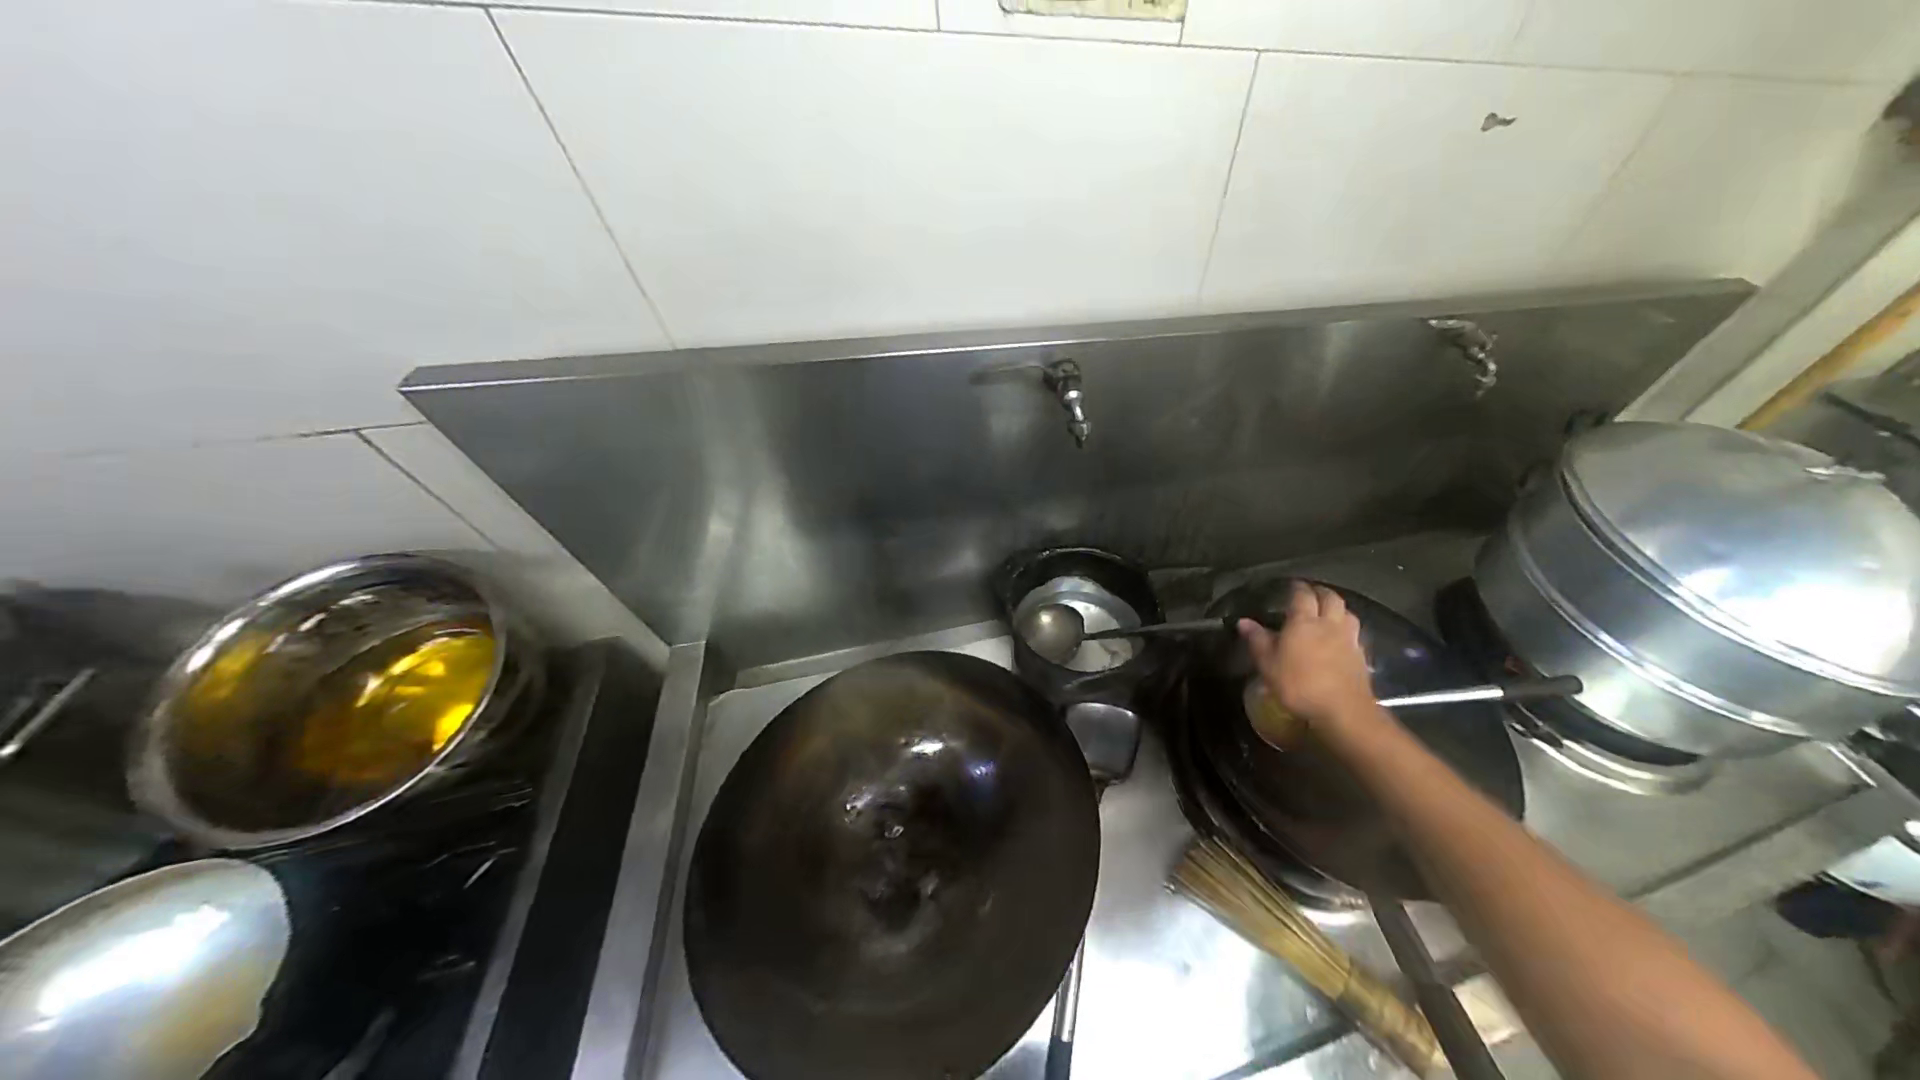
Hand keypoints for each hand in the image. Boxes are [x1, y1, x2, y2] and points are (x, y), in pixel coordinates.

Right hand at [1239, 582, 1374, 730]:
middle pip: (1330, 598)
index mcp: (1304, 622)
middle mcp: (1329, 624)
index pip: (1302, 595)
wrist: (1342, 710)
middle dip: (1320, 591)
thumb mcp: (1268, 664)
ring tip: (1328, 611)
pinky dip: (1346, 627)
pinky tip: (1341, 636)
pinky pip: (1354, 631)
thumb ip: (1257, 640)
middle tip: (1310, 593)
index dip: (1297, 587)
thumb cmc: (1298, 685)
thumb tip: (1243, 621)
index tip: (1291, 585)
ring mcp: (1349, 638)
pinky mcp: (1361, 654)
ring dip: (1337, 607)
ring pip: (1347, 612)